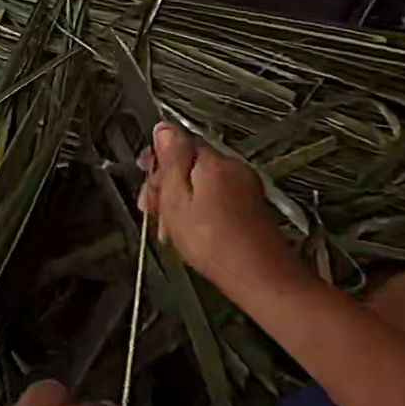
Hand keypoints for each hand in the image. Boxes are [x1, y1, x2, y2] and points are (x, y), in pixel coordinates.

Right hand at [138, 123, 309, 299]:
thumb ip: (171, 159)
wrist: (259, 278)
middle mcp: (233, 169)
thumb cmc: (210, 239)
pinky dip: (193, 210)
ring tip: (166, 225)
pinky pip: (210, 197)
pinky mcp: (247, 207)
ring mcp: (243, 189)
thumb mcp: (177, 196)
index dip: (156, 161)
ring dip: (175, 199)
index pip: (177, 142)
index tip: (145, 184)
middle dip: (164, 183)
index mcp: (215, 163)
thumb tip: (164, 127)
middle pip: (187, 163)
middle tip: (152, 209)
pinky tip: (184, 230)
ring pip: (195, 182)